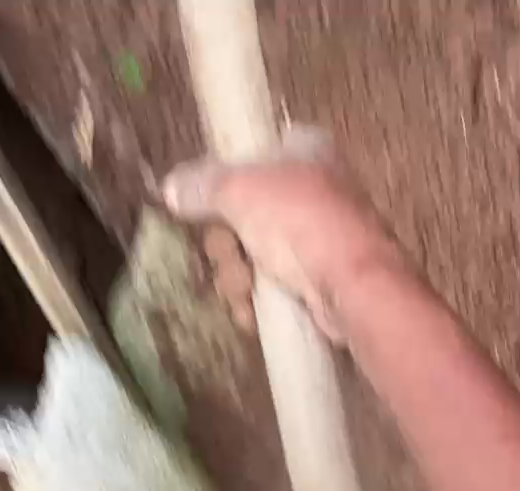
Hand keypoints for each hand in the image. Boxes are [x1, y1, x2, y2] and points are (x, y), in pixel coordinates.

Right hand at [162, 132, 406, 342]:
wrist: (349, 287)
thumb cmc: (299, 221)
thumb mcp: (240, 190)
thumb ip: (202, 185)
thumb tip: (169, 187)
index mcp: (302, 149)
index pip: (249, 157)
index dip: (222, 185)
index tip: (208, 208)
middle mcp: (310, 189)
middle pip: (240, 215)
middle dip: (225, 246)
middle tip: (232, 256)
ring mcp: (312, 238)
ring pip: (249, 255)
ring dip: (236, 278)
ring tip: (246, 290)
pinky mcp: (313, 281)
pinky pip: (267, 286)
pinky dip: (254, 300)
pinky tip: (252, 311)